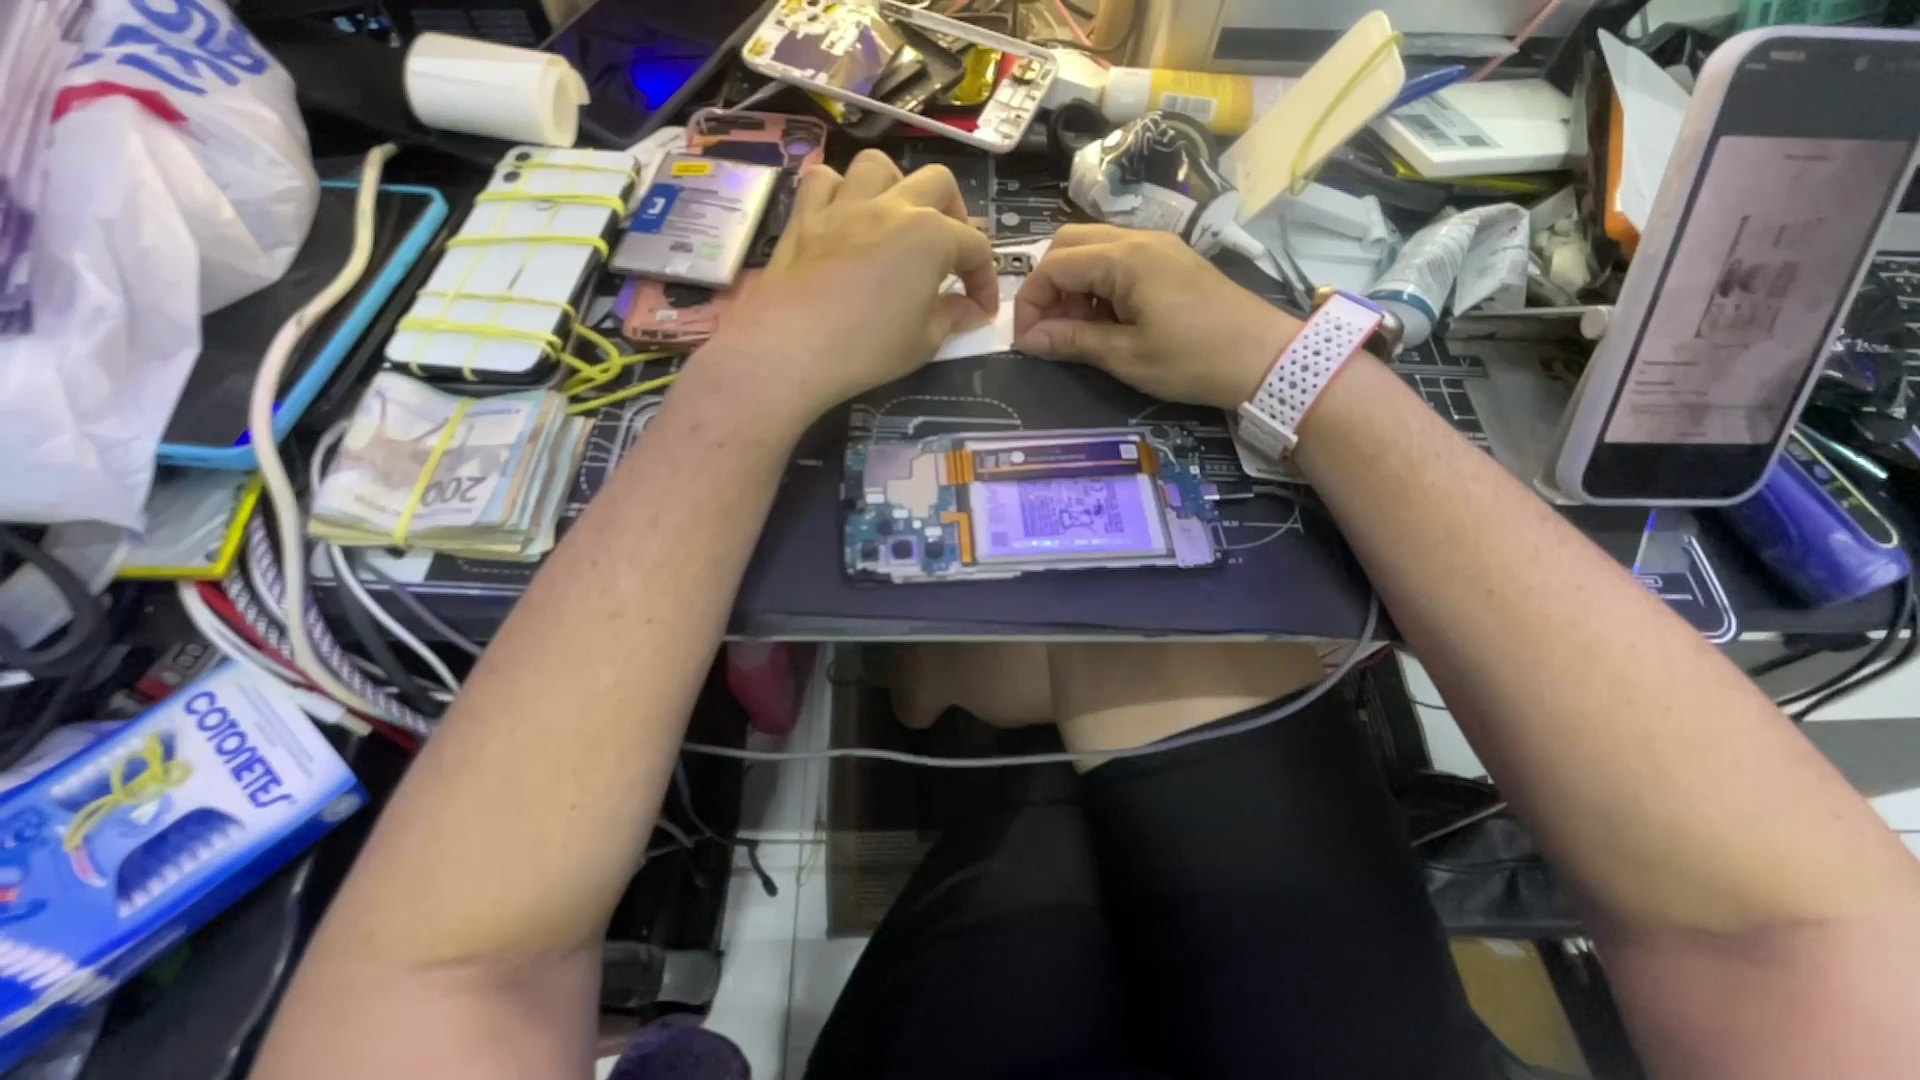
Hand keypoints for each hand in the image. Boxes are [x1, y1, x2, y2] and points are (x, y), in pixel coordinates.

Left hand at [701, 150, 996, 428]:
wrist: (792, 347)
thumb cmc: (867, 348)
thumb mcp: (923, 342)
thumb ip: (950, 317)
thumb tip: (969, 310)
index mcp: (930, 235)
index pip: (974, 247)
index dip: (985, 279)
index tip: (981, 308)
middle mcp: (891, 207)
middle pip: (938, 184)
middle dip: (954, 214)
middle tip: (948, 254)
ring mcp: (844, 206)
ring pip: (878, 166)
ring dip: (896, 186)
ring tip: (896, 221)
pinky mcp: (804, 218)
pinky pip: (822, 181)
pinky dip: (837, 191)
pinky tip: (842, 217)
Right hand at [1013, 225, 1301, 409]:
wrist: (1265, 357)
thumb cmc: (1193, 359)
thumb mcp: (1127, 356)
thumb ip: (1072, 342)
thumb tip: (1027, 340)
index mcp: (1124, 258)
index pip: (1053, 265)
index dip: (1031, 302)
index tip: (1027, 340)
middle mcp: (1138, 239)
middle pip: (1069, 243)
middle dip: (1048, 284)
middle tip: (1050, 329)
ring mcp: (1158, 245)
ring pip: (1093, 248)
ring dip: (1074, 284)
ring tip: (1078, 329)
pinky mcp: (1172, 259)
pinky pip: (1119, 258)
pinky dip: (1100, 283)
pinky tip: (1108, 319)